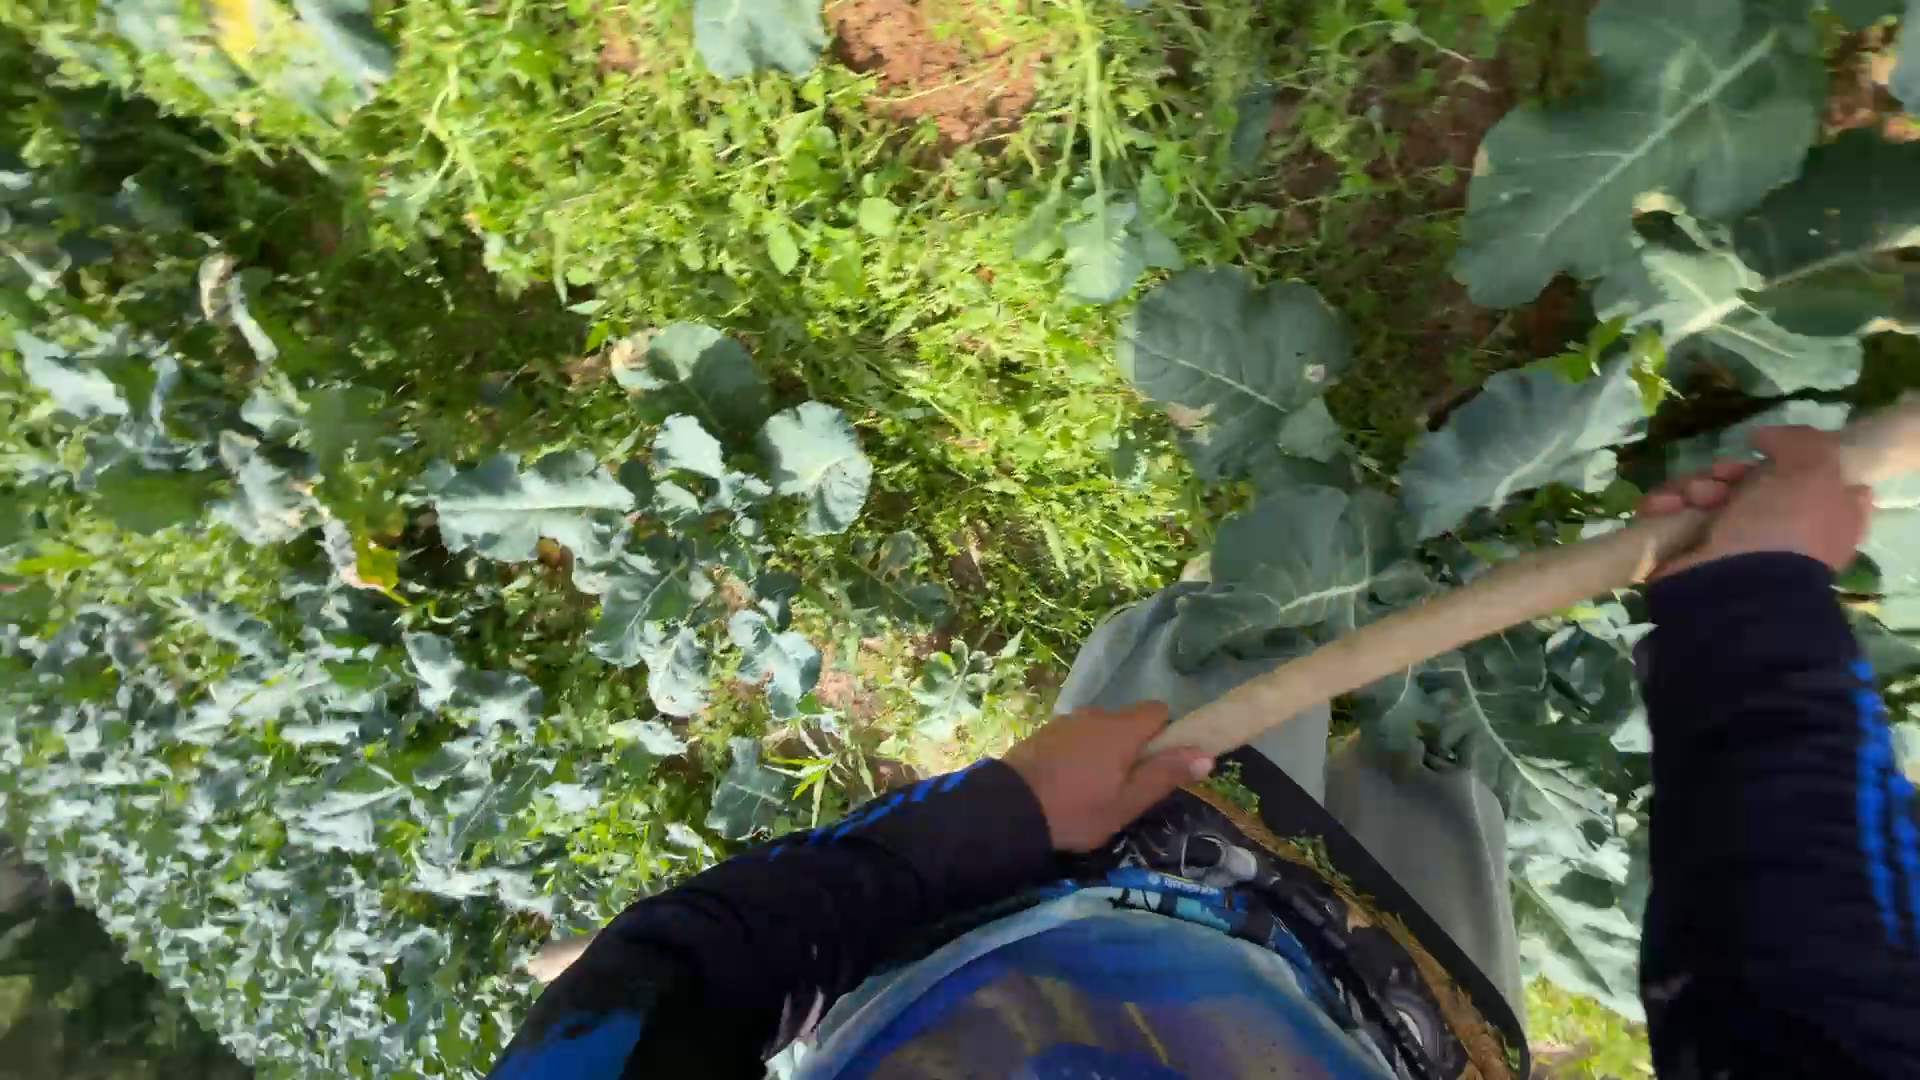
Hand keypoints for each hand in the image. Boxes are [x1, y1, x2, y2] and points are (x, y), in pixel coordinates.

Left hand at [1000, 703, 1214, 852]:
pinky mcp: (1046, 731)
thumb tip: (1205, 754)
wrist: (1009, 807)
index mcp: (1121, 729)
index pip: (1158, 711)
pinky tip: (1073, 780)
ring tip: (1098, 788)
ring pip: (1102, 728)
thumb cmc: (1076, 810)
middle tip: (1129, 785)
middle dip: (1136, 746)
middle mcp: (1095, 715)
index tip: (1162, 763)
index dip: (1166, 733)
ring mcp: (1067, 720)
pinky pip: (1078, 735)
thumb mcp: (1126, 803)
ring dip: (1108, 749)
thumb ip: (1164, 775)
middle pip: (1129, 721)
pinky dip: (1083, 751)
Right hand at [1638, 425, 1873, 579]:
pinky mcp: (1685, 545)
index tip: (1763, 457)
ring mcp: (1728, 536)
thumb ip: (1799, 442)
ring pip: (1701, 492)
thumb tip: (1762, 435)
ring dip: (1688, 488)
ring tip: (1686, 500)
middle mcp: (1777, 522)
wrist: (1731, 582)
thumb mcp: (1812, 473)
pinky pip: (1668, 512)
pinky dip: (1661, 506)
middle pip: (1743, 479)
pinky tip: (1662, 508)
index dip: (1781, 460)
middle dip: (1723, 474)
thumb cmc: (1782, 528)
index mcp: (1821, 510)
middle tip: (1719, 481)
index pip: (1803, 473)